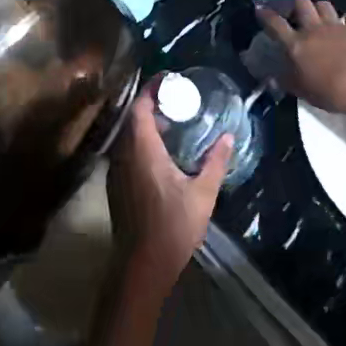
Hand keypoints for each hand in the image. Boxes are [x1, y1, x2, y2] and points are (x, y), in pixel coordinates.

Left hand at [107, 81, 231, 286]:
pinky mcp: (116, 185)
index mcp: (142, 151)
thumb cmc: (173, 227)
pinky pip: (126, 150)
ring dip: (146, 123)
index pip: (140, 108)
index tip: (170, 79)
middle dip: (152, 103)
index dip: (152, 90)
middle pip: (132, 118)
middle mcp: (123, 155)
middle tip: (177, 97)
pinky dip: (141, 140)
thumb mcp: (203, 193)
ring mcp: (116, 171)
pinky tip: (162, 149)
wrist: (142, 266)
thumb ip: (215, 161)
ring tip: (173, 119)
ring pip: (127, 135)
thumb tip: (228, 136)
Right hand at [257, 0, 345, 124]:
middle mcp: (314, 29)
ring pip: (324, 4)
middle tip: (296, 14)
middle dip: (297, 4)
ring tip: (319, 17)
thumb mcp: (302, 91)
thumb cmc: (330, 91)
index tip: (260, 9)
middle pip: (302, 3)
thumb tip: (274, 78)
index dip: (266, 15)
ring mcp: (336, 25)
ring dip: (319, 8)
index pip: (276, 24)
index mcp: (296, 44)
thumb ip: (287, 81)